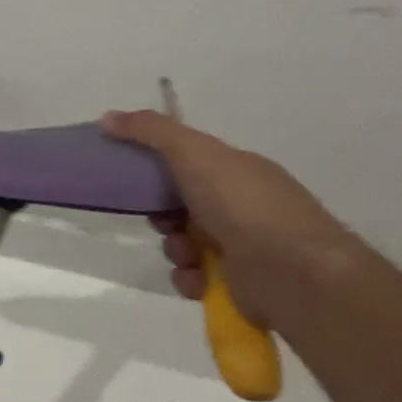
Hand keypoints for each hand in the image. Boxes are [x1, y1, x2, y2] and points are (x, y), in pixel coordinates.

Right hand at [101, 110, 364, 330]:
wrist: (295, 273)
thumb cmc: (244, 204)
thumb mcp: (194, 152)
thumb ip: (150, 131)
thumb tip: (107, 118)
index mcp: (240, 172)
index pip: (190, 163)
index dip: (158, 169)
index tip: (134, 177)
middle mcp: (244, 206)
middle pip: (180, 204)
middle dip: (160, 214)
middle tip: (158, 218)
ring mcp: (244, 246)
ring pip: (183, 242)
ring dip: (174, 248)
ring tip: (187, 255)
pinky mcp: (238, 283)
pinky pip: (194, 276)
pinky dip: (189, 277)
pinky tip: (198, 277)